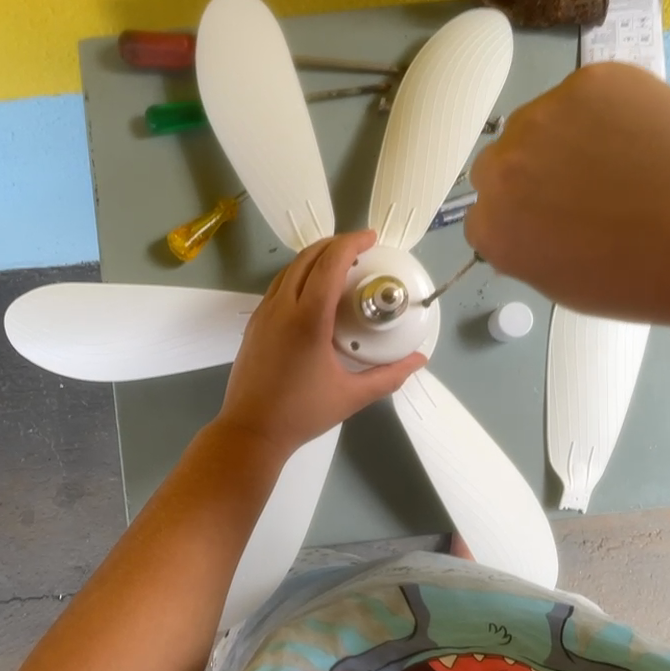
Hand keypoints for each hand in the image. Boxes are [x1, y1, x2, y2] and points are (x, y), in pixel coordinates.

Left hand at [215, 230, 425, 455]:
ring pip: (289, 270)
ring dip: (314, 258)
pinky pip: (278, 286)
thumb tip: (418, 360)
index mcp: (308, 319)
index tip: (371, 239)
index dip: (351, 243)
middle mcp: (282, 308)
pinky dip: (298, 276)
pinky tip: (313, 290)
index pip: (329, 264)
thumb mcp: (351, 396)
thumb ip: (388, 376)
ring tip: (339, 263)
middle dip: (334, 244)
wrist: (251, 431)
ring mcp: (263, 314)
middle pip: (307, 258)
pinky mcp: (254, 325)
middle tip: (360, 248)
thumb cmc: (302, 414)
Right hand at [466, 62, 669, 329]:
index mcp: (492, 228)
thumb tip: (531, 221)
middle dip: (533, 176)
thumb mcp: (566, 286)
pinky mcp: (592, 80)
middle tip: (586, 192)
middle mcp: (501, 170)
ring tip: (624, 162)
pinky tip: (645, 136)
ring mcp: (544, 116)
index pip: (484, 215)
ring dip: (563, 139)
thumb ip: (527, 250)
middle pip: (500, 165)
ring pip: (538, 125)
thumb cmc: (651, 280)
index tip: (554, 225)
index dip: (522, 219)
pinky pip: (583, 95)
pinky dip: (606, 111)